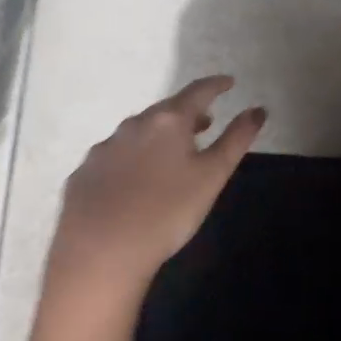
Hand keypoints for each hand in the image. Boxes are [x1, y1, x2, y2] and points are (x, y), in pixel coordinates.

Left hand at [25, 76, 265, 340]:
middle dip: (186, 114)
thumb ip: (237, 138)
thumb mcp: (213, 176)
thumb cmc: (167, 213)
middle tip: (204, 125)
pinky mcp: (81, 176)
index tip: (229, 83)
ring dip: (157, 136)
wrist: (99, 257)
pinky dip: (130, 159)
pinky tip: (133, 183)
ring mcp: (102, 150)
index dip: (216, 85)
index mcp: (168, 121)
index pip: (198, 91)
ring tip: (170, 154)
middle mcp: (132, 126)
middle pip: (165, 110)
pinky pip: (113, 158)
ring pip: (137, 133)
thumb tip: (259, 109)